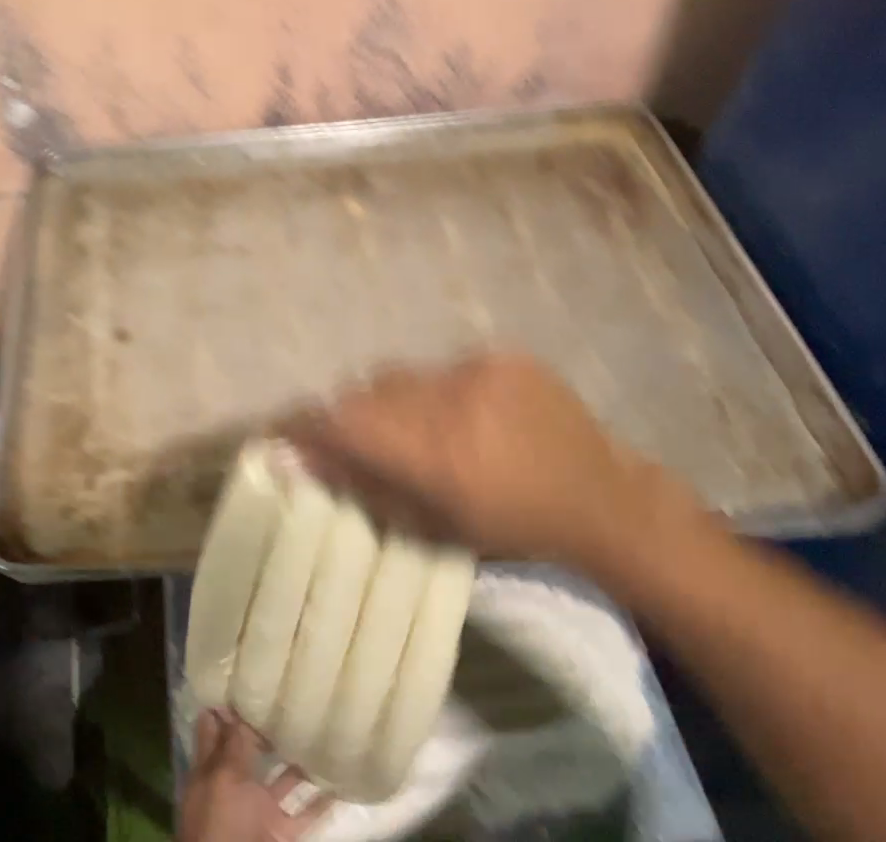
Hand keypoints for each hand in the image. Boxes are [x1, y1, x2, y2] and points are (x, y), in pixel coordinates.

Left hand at [178, 709, 330, 841]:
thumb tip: (233, 707)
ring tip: (321, 732)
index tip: (243, 678)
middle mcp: (235, 787)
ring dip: (300, 763)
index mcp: (212, 771)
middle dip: (267, 731)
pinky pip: (307, 813)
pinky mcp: (282, 831)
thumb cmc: (222, 823)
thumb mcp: (223, 778)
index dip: (224, 708)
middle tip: (292, 698)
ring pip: (283, 780)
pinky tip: (341, 779)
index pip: (213, 731)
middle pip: (251, 753)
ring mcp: (260, 810)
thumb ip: (233, 745)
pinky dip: (323, 800)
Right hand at [283, 354, 709, 570]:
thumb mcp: (430, 526)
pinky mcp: (502, 355)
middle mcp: (449, 401)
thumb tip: (295, 459)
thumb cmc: (509, 529)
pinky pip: (442, 367)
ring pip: (401, 375)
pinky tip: (465, 415)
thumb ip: (361, 487)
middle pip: (365, 391)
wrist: (600, 497)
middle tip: (362, 441)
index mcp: (432, 453)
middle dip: (353, 415)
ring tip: (421, 429)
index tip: (285, 431)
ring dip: (396, 401)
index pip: (342, 420)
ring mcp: (479, 370)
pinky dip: (437, 390)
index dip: (304, 422)